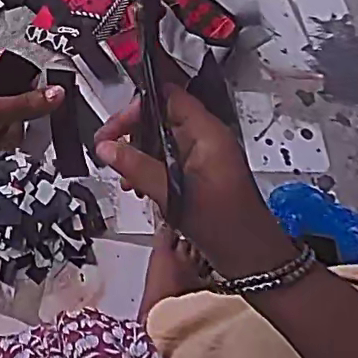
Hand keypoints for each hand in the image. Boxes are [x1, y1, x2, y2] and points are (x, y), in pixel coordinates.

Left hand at [0, 52, 63, 184]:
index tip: (44, 91)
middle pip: (16, 93)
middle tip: (2, 122)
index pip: (9, 64)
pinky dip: (0, 143)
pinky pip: (6, 134)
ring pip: (14, 117)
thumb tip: (54, 93)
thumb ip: (25, 103)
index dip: (27, 78)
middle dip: (13, 113)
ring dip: (6, 132)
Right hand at [94, 87, 296, 278]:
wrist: (251, 259)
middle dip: (130, 131)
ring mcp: (201, 156)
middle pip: (159, 117)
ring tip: (122, 171)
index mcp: (208, 135)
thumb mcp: (173, 193)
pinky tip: (137, 183)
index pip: (168, 98)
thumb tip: (107, 148)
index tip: (116, 125)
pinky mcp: (195, 172)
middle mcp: (205, 140)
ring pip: (159, 139)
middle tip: (109, 147)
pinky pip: (165, 158)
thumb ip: (137, 167)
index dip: (138, 106)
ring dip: (136, 152)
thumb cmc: (228, 227)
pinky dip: (146, 166)